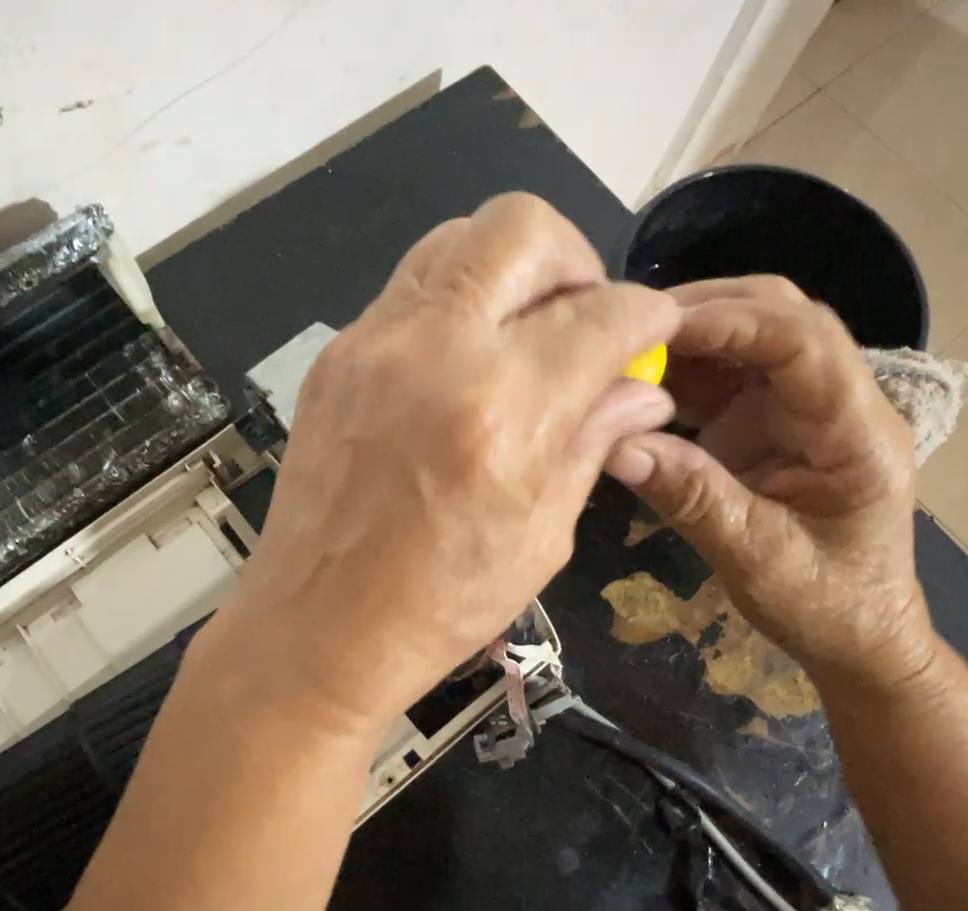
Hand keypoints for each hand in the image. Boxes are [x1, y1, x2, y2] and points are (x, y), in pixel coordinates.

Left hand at [194, 194, 679, 733]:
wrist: (315, 627)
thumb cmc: (438, 605)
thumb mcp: (541, 536)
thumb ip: (592, 442)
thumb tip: (644, 389)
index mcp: (503, 407)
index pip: (600, 313)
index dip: (645, 313)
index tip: (652, 329)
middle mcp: (435, 350)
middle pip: (519, 227)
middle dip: (573, 257)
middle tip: (581, 315)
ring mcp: (373, 343)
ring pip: (455, 240)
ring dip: (506, 269)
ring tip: (521, 332)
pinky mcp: (335, 356)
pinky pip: (408, 291)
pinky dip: (452, 304)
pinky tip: (461, 364)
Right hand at [603, 276, 935, 691]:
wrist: (853, 635)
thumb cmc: (825, 605)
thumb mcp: (757, 561)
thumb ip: (694, 499)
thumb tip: (615, 446)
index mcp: (857, 430)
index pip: (803, 342)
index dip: (730, 321)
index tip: (655, 326)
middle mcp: (833, 401)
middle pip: (779, 317)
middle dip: (704, 309)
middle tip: (626, 322)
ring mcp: (797, 409)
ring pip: (745, 338)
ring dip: (683, 336)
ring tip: (617, 346)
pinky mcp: (765, 423)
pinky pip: (719, 378)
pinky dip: (674, 372)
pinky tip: (630, 381)